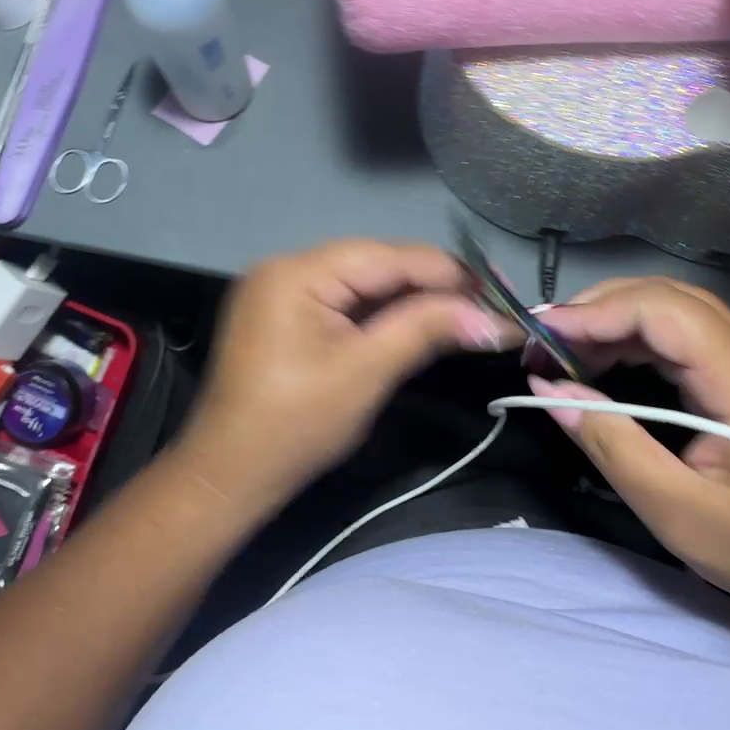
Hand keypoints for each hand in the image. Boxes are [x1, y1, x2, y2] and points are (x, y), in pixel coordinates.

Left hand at [173, 240, 511, 508]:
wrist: (229, 473)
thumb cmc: (295, 425)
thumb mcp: (365, 373)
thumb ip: (425, 331)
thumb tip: (493, 319)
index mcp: (297, 273)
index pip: (387, 256)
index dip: (448, 272)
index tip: (500, 289)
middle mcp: (285, 267)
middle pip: (374, 264)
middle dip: (433, 284)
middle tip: (488, 305)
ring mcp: (280, 289)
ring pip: (360, 282)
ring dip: (410, 298)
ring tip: (464, 313)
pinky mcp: (283, 314)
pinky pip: (341, 301)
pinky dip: (379, 312)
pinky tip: (417, 320)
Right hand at [533, 277, 729, 642]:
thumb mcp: (682, 514)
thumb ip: (612, 445)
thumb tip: (549, 392)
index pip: (660, 310)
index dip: (593, 313)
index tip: (539, 337)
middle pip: (668, 297)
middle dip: (598, 309)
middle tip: (543, 344)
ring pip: (680, 312)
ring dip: (619, 322)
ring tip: (567, 354)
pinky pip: (693, 339)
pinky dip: (643, 341)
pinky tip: (614, 367)